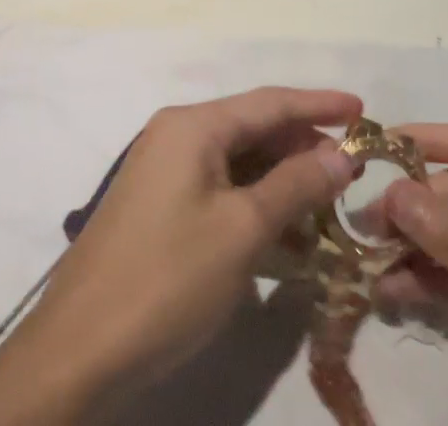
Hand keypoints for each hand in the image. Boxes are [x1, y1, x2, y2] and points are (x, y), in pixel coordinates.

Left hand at [0, 87, 361, 425]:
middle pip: (253, 130)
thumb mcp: (243, 229)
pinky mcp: (159, 211)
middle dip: (304, 149)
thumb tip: (341, 154)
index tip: (365, 111)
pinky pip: (220, 193)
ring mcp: (163, 176)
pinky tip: (289, 236)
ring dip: (283, 183)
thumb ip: (296, 185)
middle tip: (355, 173)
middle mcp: (174, 139)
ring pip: (239, 165)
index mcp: (191, 128)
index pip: (268, 102)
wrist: (82, 346)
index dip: (319, 105)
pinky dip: (256, 207)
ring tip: (331, 208)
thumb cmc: (169, 276)